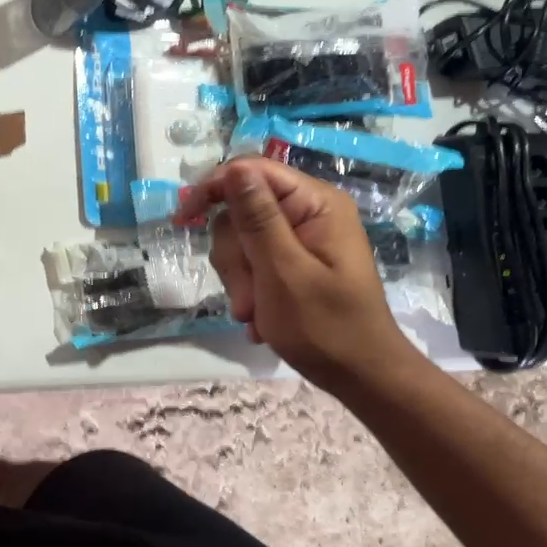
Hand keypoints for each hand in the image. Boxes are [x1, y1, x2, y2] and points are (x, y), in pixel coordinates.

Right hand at [177, 157, 422, 393]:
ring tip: (254, 313)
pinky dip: (246, 286)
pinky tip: (259, 315)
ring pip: (238, 237)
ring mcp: (299, 236)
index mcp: (316, 204)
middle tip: (245, 297)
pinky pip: (248, 258)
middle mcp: (307, 211)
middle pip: (240, 209)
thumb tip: (233, 169)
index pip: (252, 170)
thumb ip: (258, 219)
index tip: (185, 220)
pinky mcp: (291, 259)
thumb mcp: (284, 272)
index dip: (214, 188)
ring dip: (238, 277)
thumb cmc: (327, 327)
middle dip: (233, 254)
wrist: (361, 378)